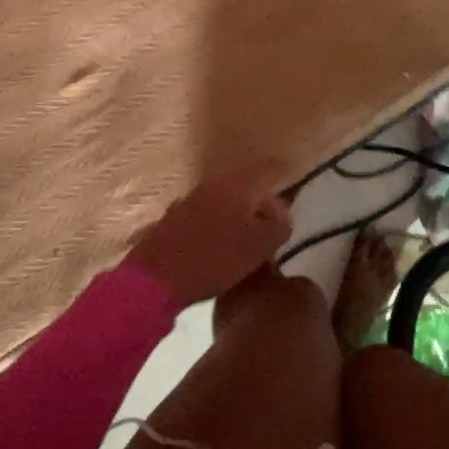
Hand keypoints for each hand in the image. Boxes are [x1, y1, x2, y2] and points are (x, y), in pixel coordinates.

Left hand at [125, 163, 293, 304]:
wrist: (154, 279)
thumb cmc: (215, 258)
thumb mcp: (260, 246)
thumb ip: (280, 225)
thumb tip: (283, 212)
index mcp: (240, 183)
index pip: (271, 169)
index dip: (285, 179)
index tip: (294, 197)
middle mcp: (215, 182)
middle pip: (248, 184)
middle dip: (262, 202)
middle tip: (272, 227)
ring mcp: (192, 197)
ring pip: (226, 199)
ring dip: (239, 214)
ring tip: (247, 240)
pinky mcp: (174, 217)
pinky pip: (207, 214)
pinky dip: (218, 225)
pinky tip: (219, 247)